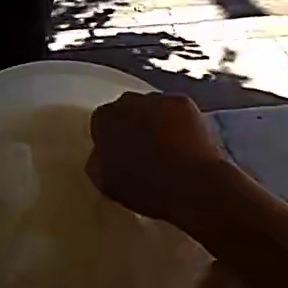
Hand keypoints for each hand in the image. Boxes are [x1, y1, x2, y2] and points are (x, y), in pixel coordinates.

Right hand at [87, 92, 230, 221]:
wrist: (190, 182)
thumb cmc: (146, 188)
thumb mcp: (107, 183)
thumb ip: (98, 162)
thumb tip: (100, 154)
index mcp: (107, 120)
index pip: (102, 120)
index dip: (110, 137)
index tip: (117, 153)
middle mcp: (131, 101)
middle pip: (127, 108)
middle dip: (132, 123)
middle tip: (142, 148)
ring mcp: (159, 99)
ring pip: (152, 106)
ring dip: (155, 120)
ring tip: (167, 146)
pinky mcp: (184, 102)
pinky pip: (175, 108)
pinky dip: (177, 120)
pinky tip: (184, 141)